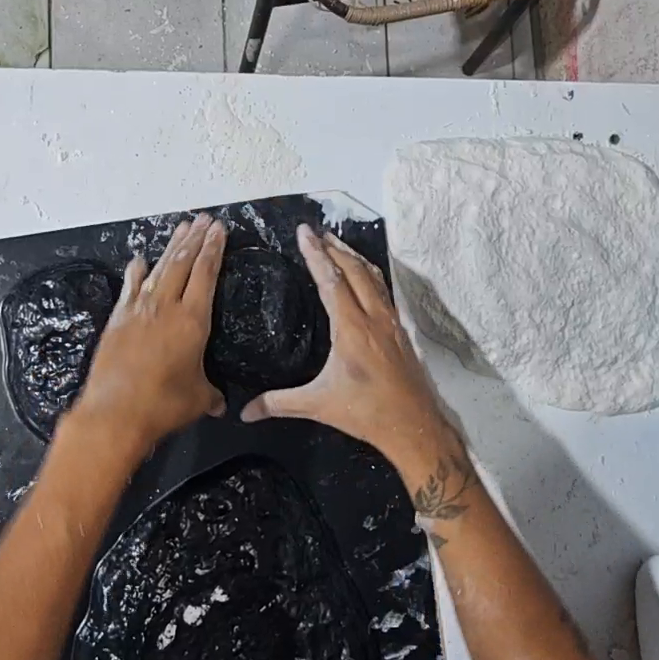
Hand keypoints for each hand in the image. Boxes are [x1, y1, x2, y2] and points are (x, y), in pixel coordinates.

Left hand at [64, 214, 227, 460]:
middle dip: (195, 239)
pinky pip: (130, 288)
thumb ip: (209, 394)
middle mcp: (166, 307)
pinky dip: (136, 272)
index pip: (206, 274)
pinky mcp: (117, 319)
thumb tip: (218, 404)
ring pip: (158, 269)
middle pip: (183, 262)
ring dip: (171, 247)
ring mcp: (138, 310)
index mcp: (193, 320)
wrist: (114, 412)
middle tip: (205, 220)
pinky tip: (139, 261)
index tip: (219, 230)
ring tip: (182, 229)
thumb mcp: (197, 398)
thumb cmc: (163, 405)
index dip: (213, 249)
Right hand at [241, 224, 460, 478]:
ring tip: (337, 244)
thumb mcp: (318, 405)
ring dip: (353, 257)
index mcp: (351, 329)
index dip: (316, 254)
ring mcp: (390, 322)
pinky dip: (369, 274)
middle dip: (334, 248)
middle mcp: (373, 318)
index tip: (304, 232)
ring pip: (373, 278)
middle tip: (316, 231)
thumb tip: (244, 411)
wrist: (414, 427)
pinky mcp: (400, 331)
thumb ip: (279, 403)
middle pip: (354, 271)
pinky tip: (363, 275)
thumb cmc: (365, 413)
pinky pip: (383, 291)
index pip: (331, 281)